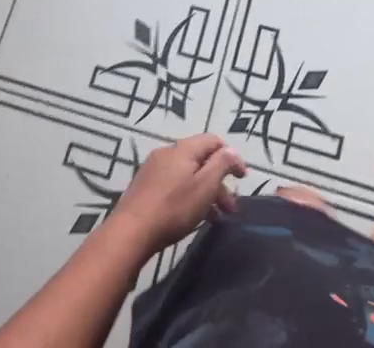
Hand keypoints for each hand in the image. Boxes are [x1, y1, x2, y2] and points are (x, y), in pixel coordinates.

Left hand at [108, 134, 246, 251]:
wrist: (131, 232)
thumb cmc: (174, 208)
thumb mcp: (205, 186)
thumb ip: (222, 164)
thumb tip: (232, 150)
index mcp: (184, 149)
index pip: (213, 141)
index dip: (231, 157)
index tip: (242, 179)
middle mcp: (168, 152)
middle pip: (201, 160)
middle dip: (219, 181)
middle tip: (230, 208)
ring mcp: (154, 168)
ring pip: (188, 174)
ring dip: (205, 192)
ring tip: (215, 217)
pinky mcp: (145, 185)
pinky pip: (174, 183)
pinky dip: (189, 195)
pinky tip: (193, 215)